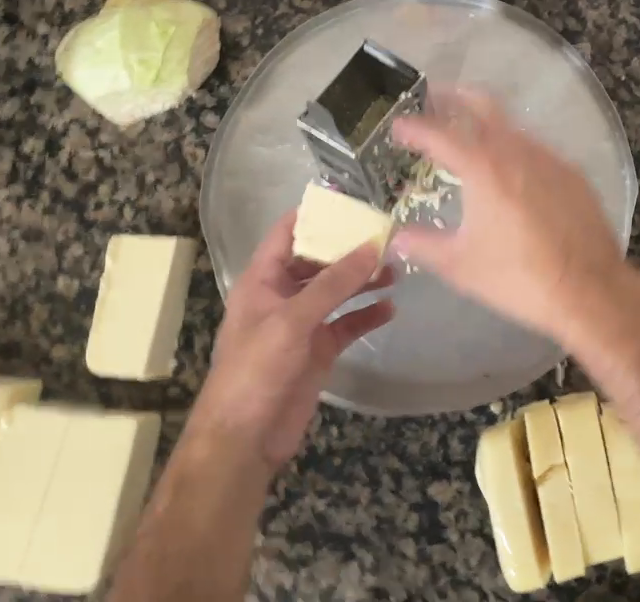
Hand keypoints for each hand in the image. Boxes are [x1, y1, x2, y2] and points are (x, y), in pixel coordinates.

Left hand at [185, 211, 393, 470]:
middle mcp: (282, 296)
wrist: (244, 440)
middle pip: (318, 260)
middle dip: (349, 248)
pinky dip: (367, 315)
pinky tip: (390, 308)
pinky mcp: (318, 350)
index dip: (315, 214)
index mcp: (262, 280)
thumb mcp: (292, 320)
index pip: (287, 233)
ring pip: (336, 291)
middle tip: (386, 235)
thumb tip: (371, 247)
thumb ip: (333, 283)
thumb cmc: (256, 370)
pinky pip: (346, 324)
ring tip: (396, 269)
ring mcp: (301, 324)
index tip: (351, 200)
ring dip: (363, 280)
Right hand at [391, 88, 627, 340]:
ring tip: (470, 135)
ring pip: (512, 125)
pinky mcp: (572, 174)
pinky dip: (516, 147)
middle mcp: (516, 151)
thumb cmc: (519, 277)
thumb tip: (396, 239)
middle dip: (455, 98)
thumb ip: (424, 246)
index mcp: (483, 168)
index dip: (414, 128)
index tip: (397, 126)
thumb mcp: (461, 266)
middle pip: (482, 106)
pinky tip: (513, 169)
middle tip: (436, 99)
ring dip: (487, 121)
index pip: (439, 135)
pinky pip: (537, 148)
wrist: (590, 289)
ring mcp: (549, 158)